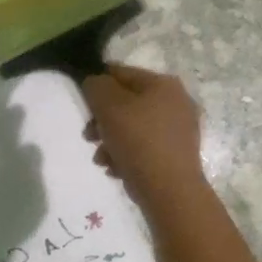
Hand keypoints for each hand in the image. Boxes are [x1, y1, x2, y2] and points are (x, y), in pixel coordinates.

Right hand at [81, 63, 206, 206]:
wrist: (168, 188)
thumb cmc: (137, 141)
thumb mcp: (109, 106)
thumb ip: (96, 87)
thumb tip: (95, 84)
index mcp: (163, 84)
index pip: (120, 73)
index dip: (97, 86)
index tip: (83, 107)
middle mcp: (176, 101)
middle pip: (125, 103)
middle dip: (102, 120)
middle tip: (89, 137)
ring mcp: (178, 128)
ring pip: (131, 127)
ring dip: (110, 141)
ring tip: (101, 159)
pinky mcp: (175, 152)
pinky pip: (142, 146)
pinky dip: (126, 154)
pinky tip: (116, 168)